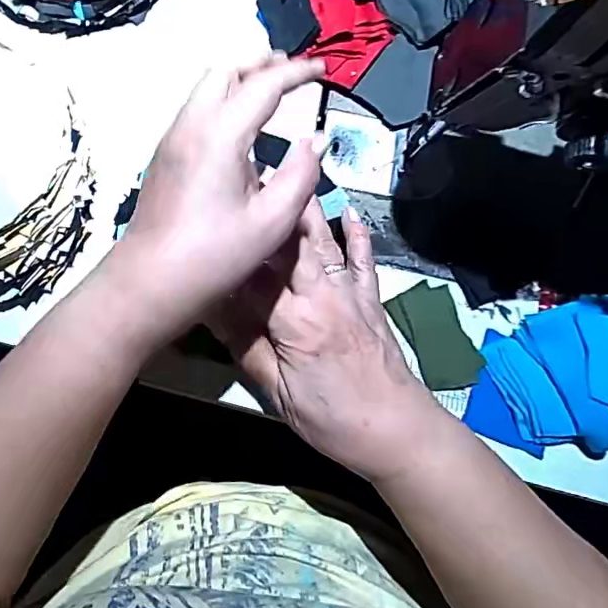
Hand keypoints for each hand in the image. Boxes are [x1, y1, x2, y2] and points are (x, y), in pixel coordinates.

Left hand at [103, 55, 326, 345]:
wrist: (149, 278)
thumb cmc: (213, 255)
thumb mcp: (273, 219)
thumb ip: (301, 173)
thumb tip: (316, 140)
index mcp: (218, 135)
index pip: (261, 84)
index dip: (296, 72)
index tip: (323, 69)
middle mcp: (188, 129)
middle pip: (221, 73)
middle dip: (259, 63)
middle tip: (292, 69)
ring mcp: (169, 142)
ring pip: (202, 91)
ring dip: (236, 82)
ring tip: (270, 90)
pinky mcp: (161, 159)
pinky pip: (192, 113)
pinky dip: (219, 103)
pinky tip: (240, 125)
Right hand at [211, 201, 465, 485]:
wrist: (400, 435)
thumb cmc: (331, 417)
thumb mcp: (275, 388)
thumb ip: (243, 342)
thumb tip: (206, 306)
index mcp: (294, 318)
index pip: (252, 272)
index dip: (229, 244)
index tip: (207, 216)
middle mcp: (324, 296)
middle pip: (291, 242)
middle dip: (269, 206)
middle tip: (247, 172)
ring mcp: (351, 296)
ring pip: (324, 243)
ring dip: (305, 208)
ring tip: (288, 175)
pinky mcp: (370, 304)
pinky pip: (363, 262)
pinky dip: (356, 236)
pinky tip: (349, 214)